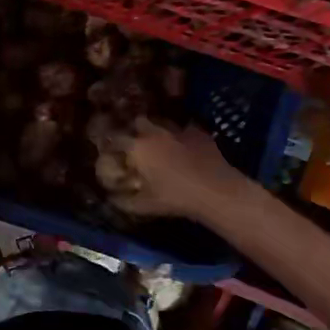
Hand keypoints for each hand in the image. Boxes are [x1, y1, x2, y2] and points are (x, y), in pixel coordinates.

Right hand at [105, 119, 248, 219]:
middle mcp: (156, 134)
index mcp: (139, 148)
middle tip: (137, 145)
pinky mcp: (199, 133)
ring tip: (161, 145)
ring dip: (159, 132)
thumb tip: (113, 200)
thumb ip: (126, 202)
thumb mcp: (146, 206)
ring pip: (163, 123)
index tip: (111, 151)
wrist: (217, 191)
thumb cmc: (176, 199)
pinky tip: (185, 148)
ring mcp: (179, 131)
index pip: (117, 139)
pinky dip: (181, 137)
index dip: (112, 144)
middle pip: (140, 122)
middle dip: (136, 130)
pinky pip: (184, 130)